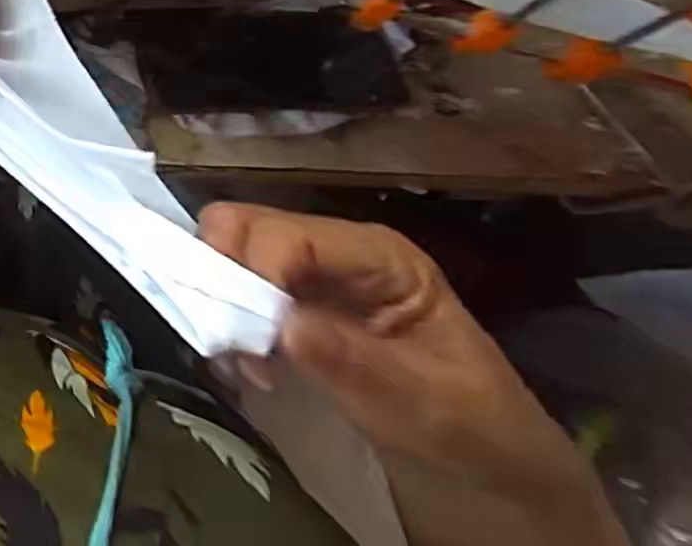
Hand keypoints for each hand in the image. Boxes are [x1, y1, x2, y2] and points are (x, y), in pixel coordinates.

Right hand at [200, 203, 624, 545]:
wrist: (479, 467)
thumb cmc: (471, 430)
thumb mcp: (431, 406)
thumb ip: (358, 363)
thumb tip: (284, 326)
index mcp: (376, 255)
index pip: (289, 234)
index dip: (256, 269)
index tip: (250, 330)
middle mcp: (326, 247)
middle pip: (239, 225)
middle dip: (219, 273)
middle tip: (229, 333)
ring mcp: (295, 269)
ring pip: (218, 249)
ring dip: (212, 298)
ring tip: (238, 356)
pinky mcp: (273, 295)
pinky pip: (218, 282)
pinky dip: (213, 315)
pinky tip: (241, 359)